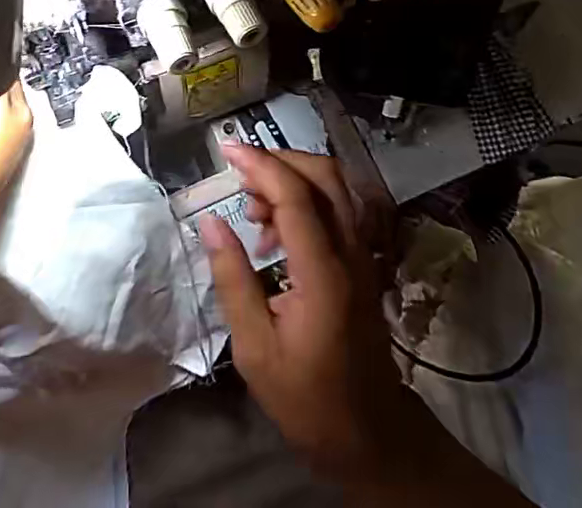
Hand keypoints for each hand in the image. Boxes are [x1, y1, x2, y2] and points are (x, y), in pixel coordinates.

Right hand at [201, 143, 529, 504]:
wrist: (370, 431)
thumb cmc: (306, 397)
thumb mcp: (255, 348)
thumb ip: (232, 278)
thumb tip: (211, 222)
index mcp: (323, 273)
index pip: (295, 196)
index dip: (260, 165)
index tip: (226, 150)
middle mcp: (351, 252)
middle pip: (325, 176)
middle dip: (280, 161)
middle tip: (240, 176)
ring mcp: (363, 255)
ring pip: (335, 187)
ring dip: (292, 179)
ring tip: (252, 209)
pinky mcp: (363, 262)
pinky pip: (337, 209)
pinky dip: (305, 200)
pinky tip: (274, 234)